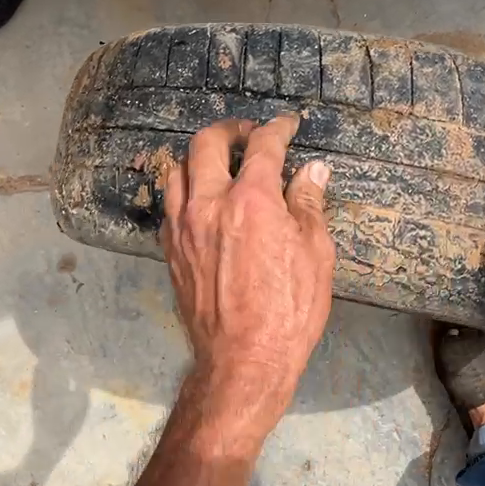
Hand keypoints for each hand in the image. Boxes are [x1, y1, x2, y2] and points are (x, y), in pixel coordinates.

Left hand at [162, 116, 334, 436]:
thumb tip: (312, 171)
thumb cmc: (288, 311)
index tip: (286, 126)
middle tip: (247, 133)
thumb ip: (308, 205)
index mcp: (251, 200)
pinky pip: (169, 205)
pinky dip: (183, 190)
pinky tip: (199, 200)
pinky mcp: (171, 251)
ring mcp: (183, 228)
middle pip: (206, 144)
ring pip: (177, 170)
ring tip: (217, 161)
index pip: (262, 146)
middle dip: (229, 130)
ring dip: (197, 156)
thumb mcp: (315, 255)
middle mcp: (209, 204)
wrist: (243, 359)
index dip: (277, 129)